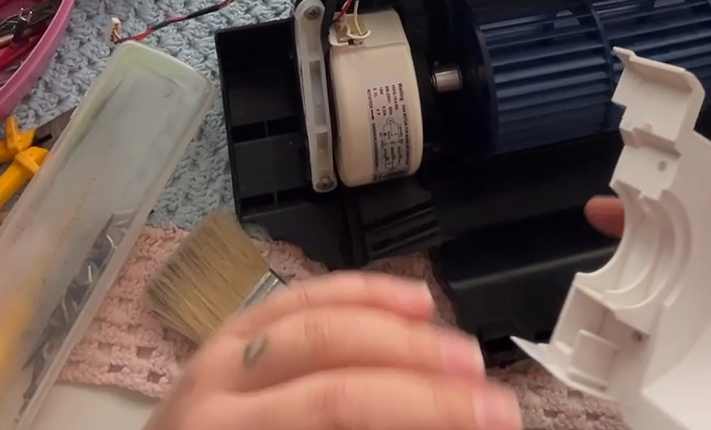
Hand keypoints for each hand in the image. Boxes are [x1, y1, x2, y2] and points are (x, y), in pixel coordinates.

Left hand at [144, 272, 521, 429]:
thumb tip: (443, 419)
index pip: (338, 407)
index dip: (423, 409)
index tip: (493, 420)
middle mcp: (217, 393)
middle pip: (330, 358)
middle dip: (418, 369)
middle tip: (488, 391)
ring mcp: (218, 353)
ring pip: (317, 314)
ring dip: (396, 325)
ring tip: (459, 347)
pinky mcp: (228, 332)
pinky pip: (301, 296)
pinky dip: (358, 294)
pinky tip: (407, 301)